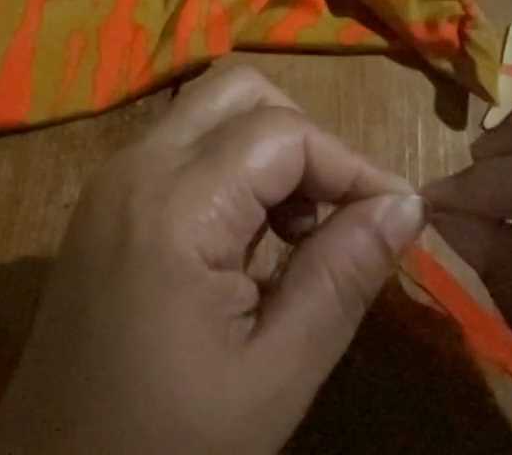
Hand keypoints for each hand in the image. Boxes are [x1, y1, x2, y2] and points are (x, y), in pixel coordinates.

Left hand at [0, 66, 426, 454]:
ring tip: (297, 235)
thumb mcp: (275, 373)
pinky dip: (229, 167)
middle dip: (304, 136)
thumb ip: (340, 277)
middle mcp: (134, 166)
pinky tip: (247, 239)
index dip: (351, 164)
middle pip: (237, 90)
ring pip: (207, 111)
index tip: (395, 219)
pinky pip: (181, 146)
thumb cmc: (168, 439)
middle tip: (335, 215)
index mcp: (172, 204)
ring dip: (267, 150)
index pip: (282, 130)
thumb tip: (406, 203)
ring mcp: (112, 178)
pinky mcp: (105, 199)